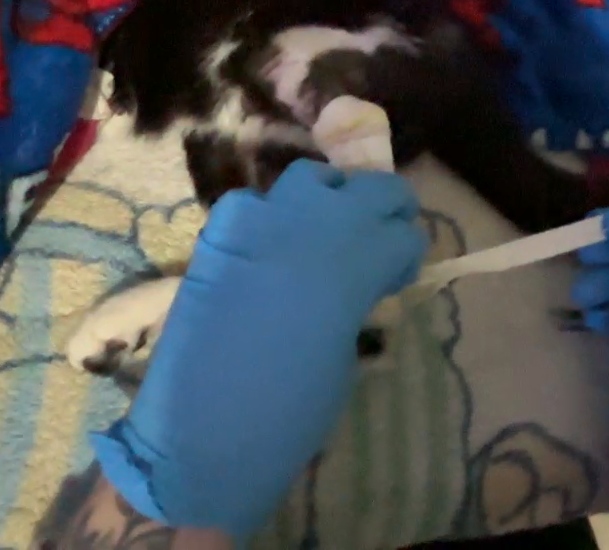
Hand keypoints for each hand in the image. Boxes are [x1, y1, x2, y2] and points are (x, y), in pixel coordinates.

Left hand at [91, 160, 426, 538]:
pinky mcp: (223, 226)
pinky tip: (265, 250)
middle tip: (381, 237)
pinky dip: (268, 217)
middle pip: (375, 188)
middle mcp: (318, 225)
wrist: (200, 432)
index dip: (407, 254)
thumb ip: (358, 301)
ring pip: (313, 176)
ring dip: (328, 196)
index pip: (405, 235)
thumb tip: (362, 282)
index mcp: (357, 264)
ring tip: (323, 226)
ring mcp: (266, 217)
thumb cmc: (289, 412)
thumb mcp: (346, 356)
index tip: (397, 276)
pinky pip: (256, 202)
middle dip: (388, 209)